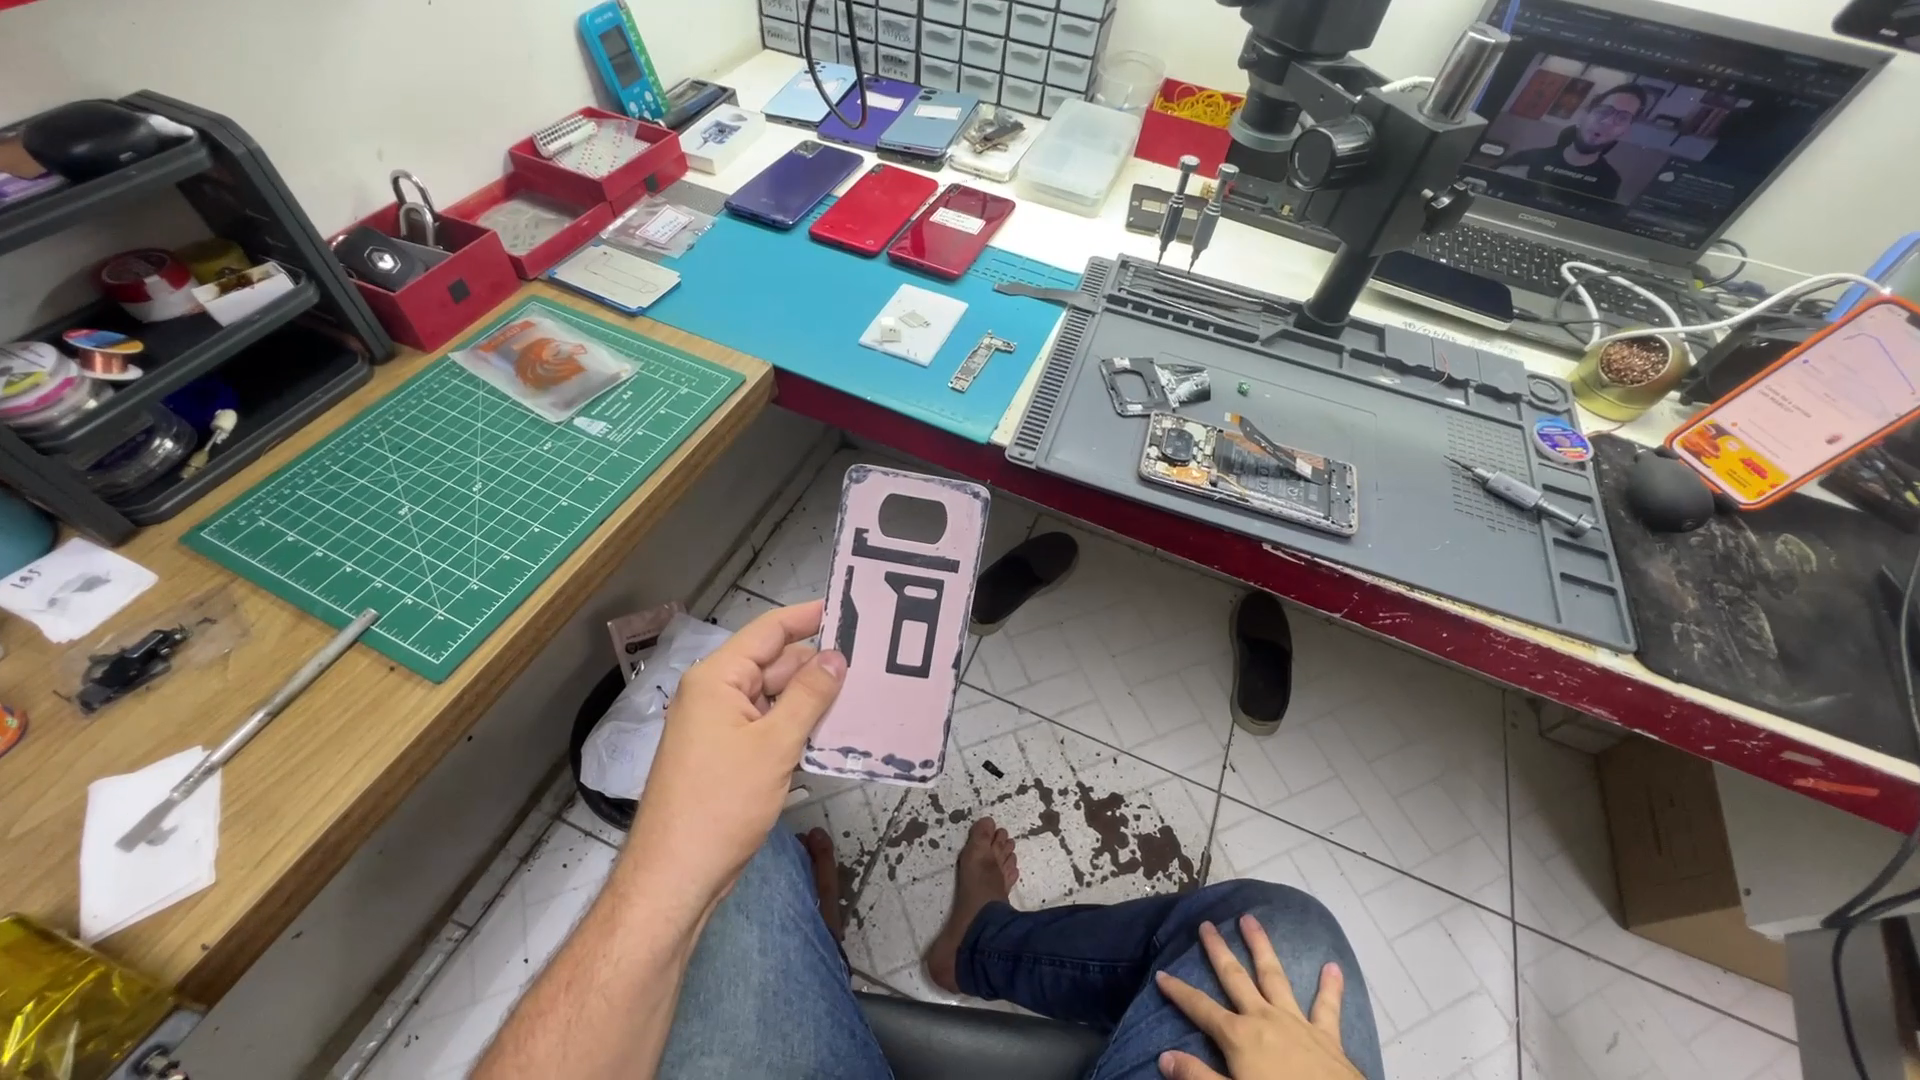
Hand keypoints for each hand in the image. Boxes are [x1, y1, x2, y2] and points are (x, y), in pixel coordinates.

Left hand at [625, 601, 845, 908]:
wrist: (677, 875)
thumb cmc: (722, 802)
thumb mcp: (774, 745)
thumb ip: (809, 696)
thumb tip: (837, 657)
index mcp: (718, 679)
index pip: (768, 632)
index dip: (806, 617)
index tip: (847, 608)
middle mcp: (716, 695)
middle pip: (774, 665)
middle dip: (818, 664)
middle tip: (870, 660)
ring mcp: (721, 728)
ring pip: (775, 699)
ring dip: (812, 699)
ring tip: (863, 693)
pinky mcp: (729, 757)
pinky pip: (770, 728)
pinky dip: (799, 727)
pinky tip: (835, 732)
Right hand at [1154, 916, 1361, 1079]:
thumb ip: (1197, 1077)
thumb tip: (1163, 1056)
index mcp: (1238, 1036)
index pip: (1200, 1008)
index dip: (1178, 991)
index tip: (1161, 973)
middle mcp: (1263, 1018)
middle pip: (1235, 978)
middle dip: (1218, 951)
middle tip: (1207, 924)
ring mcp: (1296, 1022)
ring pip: (1273, 976)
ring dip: (1261, 947)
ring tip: (1250, 920)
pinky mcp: (1326, 1036)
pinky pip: (1327, 1007)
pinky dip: (1330, 988)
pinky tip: (1333, 967)